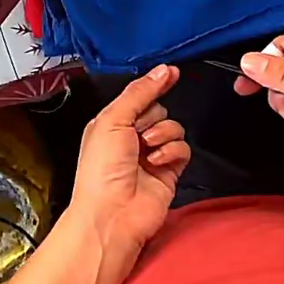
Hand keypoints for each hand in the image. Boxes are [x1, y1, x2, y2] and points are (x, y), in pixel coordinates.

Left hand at [67, 64, 191, 249]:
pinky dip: (173, 152)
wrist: (112, 213)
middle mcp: (129, 137)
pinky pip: (183, 149)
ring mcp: (150, 154)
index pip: (137, 96)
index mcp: (110, 122)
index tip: (172, 73)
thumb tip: (163, 71)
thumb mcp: (113, 119)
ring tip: (146, 150)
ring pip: (173, 128)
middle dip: (152, 118)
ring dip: (162, 135)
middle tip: (138, 134)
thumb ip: (139, 93)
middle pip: (158, 110)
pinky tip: (157, 161)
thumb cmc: (101, 170)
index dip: (153, 86)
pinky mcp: (168, 171)